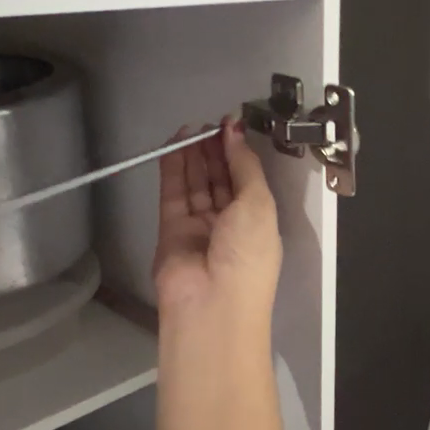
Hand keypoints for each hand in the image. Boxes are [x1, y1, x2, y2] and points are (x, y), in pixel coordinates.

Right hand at [152, 119, 280, 325]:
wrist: (211, 306)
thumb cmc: (247, 255)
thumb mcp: (258, 204)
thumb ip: (244, 166)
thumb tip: (236, 132)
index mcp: (259, 221)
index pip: (247, 179)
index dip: (239, 151)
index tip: (231, 123)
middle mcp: (230, 223)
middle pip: (221, 179)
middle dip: (215, 150)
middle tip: (209, 122)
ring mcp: (200, 227)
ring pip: (196, 183)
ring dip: (194, 155)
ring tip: (192, 127)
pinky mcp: (171, 229)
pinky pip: (173, 192)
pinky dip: (173, 167)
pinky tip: (174, 143)